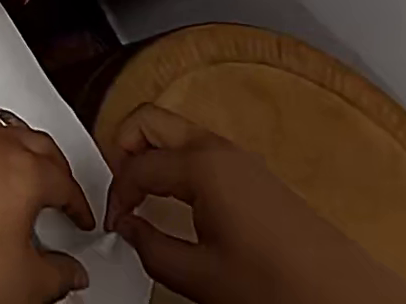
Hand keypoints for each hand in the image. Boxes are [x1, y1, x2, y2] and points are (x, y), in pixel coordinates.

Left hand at [0, 111, 96, 302]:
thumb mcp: (26, 281)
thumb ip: (59, 275)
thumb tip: (70, 272)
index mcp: (27, 169)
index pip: (66, 182)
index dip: (79, 205)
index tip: (81, 218)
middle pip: (43, 146)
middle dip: (59, 168)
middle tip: (65, 192)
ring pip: (12, 128)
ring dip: (28, 146)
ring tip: (34, 170)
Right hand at [104, 104, 405, 303]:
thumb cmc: (289, 289)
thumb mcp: (205, 279)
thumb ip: (154, 250)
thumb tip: (132, 231)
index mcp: (201, 165)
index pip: (136, 165)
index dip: (117, 194)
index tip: (116, 222)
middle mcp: (217, 148)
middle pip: (149, 119)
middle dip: (123, 145)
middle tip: (118, 184)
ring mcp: (238, 157)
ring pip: (173, 131)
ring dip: (150, 152)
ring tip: (143, 192)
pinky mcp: (253, 173)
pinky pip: (197, 148)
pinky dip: (175, 162)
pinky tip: (178, 199)